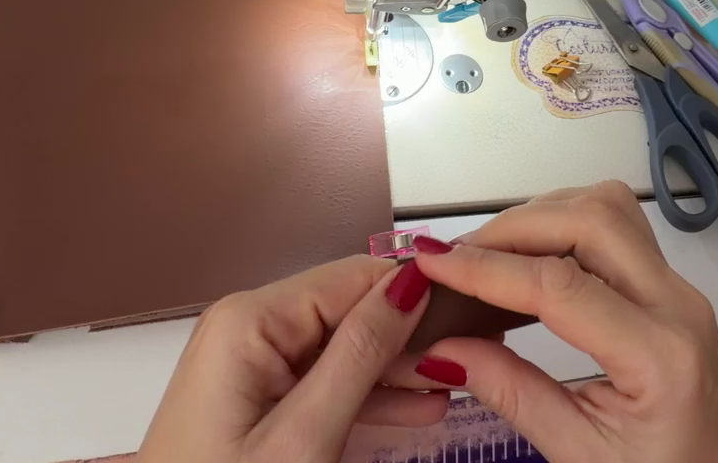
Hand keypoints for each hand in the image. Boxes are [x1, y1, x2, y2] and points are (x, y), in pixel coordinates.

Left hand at [139, 255, 449, 461]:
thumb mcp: (304, 439)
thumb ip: (360, 354)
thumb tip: (412, 281)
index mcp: (251, 320)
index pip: (353, 277)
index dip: (412, 288)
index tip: (468, 304)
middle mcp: (247, 326)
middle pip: (348, 309)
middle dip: (407, 332)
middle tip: (471, 350)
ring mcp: (249, 363)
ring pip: (340, 348)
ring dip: (395, 367)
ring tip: (455, 379)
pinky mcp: (254, 398)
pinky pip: (321, 381)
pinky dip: (365, 394)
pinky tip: (416, 407)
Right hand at [411, 181, 717, 462]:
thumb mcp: (580, 458)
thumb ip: (510, 393)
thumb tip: (440, 349)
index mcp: (660, 356)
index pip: (559, 284)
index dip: (488, 268)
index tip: (432, 261)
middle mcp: (677, 304)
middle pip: (591, 219)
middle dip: (514, 226)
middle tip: (457, 254)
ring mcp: (679, 288)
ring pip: (608, 207)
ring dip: (543, 214)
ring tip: (490, 252)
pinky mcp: (670, 286)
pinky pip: (617, 225)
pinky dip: (566, 221)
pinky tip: (531, 254)